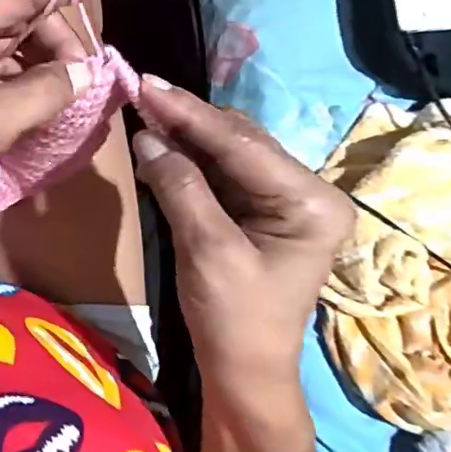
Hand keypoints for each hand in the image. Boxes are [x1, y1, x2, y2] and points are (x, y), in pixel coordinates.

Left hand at [0, 0, 150, 205]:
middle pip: (26, 10)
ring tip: (77, 90)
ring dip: (55, 59)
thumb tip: (88, 72)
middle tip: (92, 75)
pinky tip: (60, 92)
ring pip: (23, 35)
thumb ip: (47, 88)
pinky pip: (12, 58)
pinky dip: (39, 74)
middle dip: (64, 39)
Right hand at [131, 80, 351, 392]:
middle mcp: (304, 192)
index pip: (241, 145)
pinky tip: (159, 139)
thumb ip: (179, 187)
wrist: (243, 368)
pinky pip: (217, 171)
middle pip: (238, 140)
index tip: (148, 83)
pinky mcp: (255, 210)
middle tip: (140, 91)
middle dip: (186, 117)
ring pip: (226, 151)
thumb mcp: (207, 249)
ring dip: (184, 132)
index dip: (189, 113)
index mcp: (310, 201)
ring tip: (143, 107)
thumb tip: (146, 137)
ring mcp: (280, 200)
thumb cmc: (234, 316)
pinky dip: (186, 156)